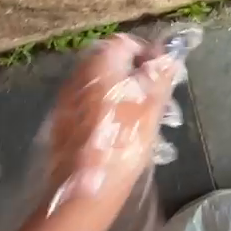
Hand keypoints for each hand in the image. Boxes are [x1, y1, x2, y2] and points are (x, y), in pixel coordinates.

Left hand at [40, 34, 180, 229]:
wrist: (86, 186)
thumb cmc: (124, 140)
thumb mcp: (152, 105)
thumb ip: (160, 73)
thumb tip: (168, 52)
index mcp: (100, 64)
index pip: (126, 43)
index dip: (149, 56)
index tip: (166, 77)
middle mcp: (78, 76)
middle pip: (114, 67)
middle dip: (140, 82)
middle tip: (162, 105)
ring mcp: (67, 101)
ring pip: (104, 90)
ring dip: (128, 101)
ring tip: (150, 127)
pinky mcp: (63, 125)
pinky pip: (92, 110)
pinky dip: (111, 117)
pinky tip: (126, 139)